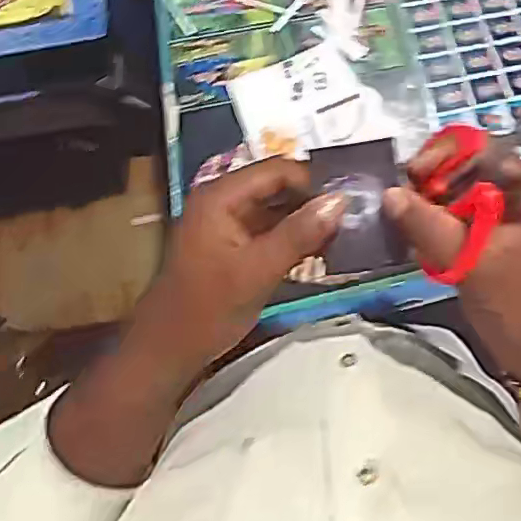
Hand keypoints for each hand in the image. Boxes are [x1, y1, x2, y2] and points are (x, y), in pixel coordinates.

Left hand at [50, 158, 344, 485]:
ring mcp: (226, 222)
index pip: (276, 170)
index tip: (351, 196)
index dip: (313, 180)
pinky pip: (268, 228)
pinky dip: (292, 236)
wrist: (166, 350)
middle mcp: (222, 199)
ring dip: (305, 218)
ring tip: (346, 230)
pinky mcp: (232, 244)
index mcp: (220, 195)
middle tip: (354, 214)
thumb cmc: (207, 307)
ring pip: (275, 208)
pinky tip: (321, 248)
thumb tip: (340, 200)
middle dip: (312, 199)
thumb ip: (299, 233)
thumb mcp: (258, 270)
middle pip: (276, 186)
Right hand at [382, 140, 520, 384]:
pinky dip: (433, 226)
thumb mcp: (472, 262)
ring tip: (414, 234)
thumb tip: (389, 193)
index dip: (440, 156)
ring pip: (450, 191)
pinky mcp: (485, 235)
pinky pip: (450, 216)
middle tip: (406, 208)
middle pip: (458, 166)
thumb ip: (429, 225)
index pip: (475, 145)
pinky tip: (425, 250)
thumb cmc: (520, 305)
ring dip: (427, 208)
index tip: (412, 179)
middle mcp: (513, 190)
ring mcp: (499, 214)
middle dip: (428, 185)